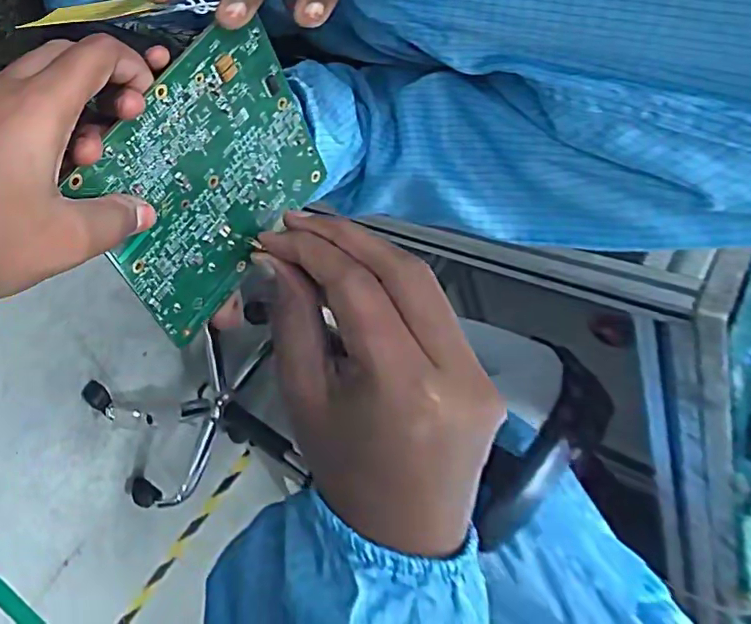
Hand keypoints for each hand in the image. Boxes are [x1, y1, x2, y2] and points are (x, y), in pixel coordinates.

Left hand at [0, 36, 164, 307]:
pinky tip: (45, 163)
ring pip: (38, 74)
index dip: (131, 65)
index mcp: (37, 105)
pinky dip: (41, 112)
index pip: (96, 52)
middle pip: (67, 54)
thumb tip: (143, 210)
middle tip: (121, 123)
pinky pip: (12, 96)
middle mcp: (6, 90)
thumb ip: (113, 219)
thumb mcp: (62, 239)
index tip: (144, 101)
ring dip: (72, 99)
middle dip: (104, 79)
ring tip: (83, 155)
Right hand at [258, 212, 505, 557]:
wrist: (404, 531)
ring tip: (317, 234)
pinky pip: (431, 303)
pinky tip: (352, 265)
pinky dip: (387, 274)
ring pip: (424, 280)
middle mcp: (455, 370)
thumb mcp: (300, 389)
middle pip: (403, 272)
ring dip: (367, 248)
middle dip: (344, 235)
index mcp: (404, 384)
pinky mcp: (480, 369)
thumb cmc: (340, 463)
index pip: (358, 288)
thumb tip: (277, 260)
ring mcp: (477, 369)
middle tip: (294, 220)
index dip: (310, 251)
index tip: (271, 237)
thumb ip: (291, 316)